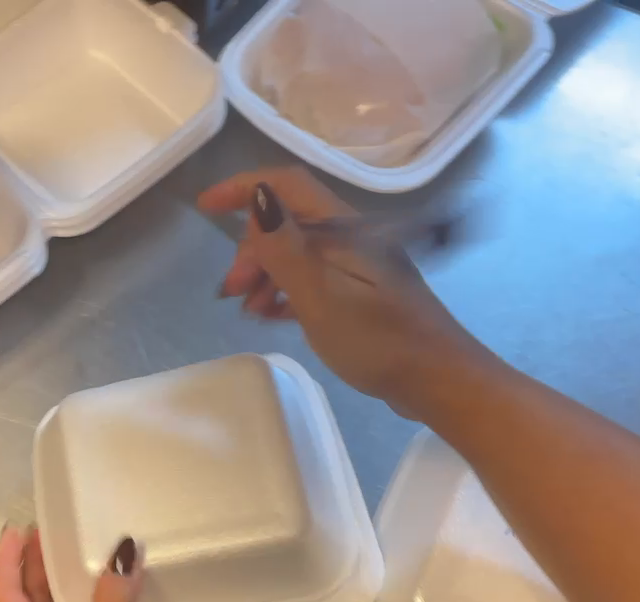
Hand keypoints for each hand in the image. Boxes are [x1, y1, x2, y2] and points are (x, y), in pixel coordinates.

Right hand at [197, 167, 504, 418]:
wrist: (434, 378)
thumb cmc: (377, 339)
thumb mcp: (321, 296)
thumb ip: (286, 248)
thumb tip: (258, 198)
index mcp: (343, 229)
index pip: (286, 186)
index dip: (242, 188)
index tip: (205, 207)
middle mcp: (351, 237)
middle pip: (287, 223)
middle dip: (250, 249)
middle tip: (231, 292)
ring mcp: (356, 266)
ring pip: (296, 254)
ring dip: (264, 274)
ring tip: (249, 311)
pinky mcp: (359, 294)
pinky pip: (311, 280)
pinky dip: (284, 291)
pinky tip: (271, 315)